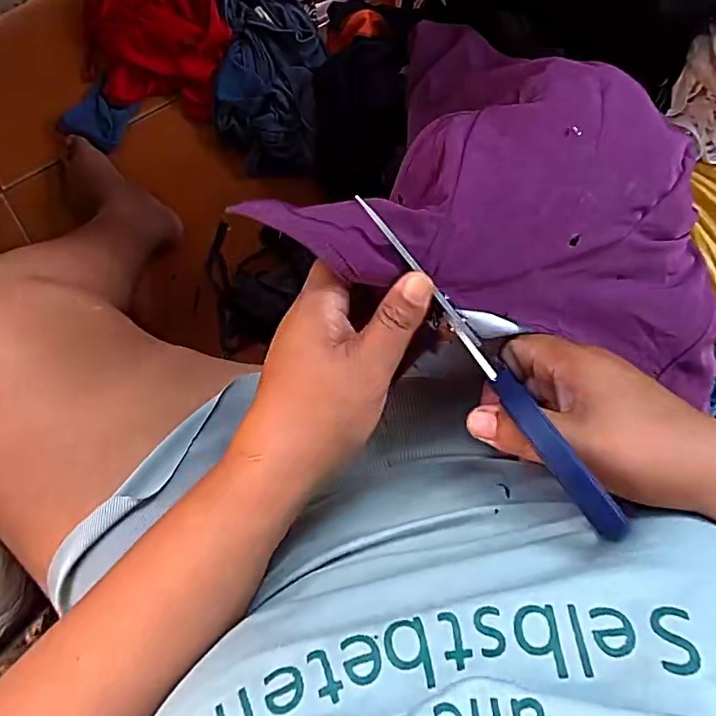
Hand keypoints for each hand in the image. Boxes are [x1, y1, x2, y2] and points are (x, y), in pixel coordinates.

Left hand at [230, 262, 433, 477]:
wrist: (280, 468)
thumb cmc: (321, 414)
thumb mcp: (371, 363)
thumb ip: (397, 318)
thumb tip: (419, 277)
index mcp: (316, 303)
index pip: (345, 253)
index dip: (381, 247)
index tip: (419, 246)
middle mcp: (310, 315)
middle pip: (354, 281)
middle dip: (393, 281)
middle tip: (435, 282)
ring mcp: (313, 340)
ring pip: (357, 310)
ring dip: (389, 310)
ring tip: (430, 311)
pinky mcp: (319, 363)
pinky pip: (353, 334)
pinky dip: (379, 333)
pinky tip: (407, 342)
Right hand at [464, 335, 715, 513]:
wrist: (710, 469)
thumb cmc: (639, 450)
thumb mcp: (571, 444)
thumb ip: (519, 432)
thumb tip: (473, 420)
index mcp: (573, 359)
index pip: (516, 347)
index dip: (496, 376)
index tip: (494, 415)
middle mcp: (589, 363)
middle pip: (533, 370)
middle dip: (517, 402)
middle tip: (517, 440)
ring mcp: (607, 384)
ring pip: (554, 392)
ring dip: (541, 418)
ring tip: (546, 451)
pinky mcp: (620, 406)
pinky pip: (576, 406)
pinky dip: (564, 425)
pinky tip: (573, 452)